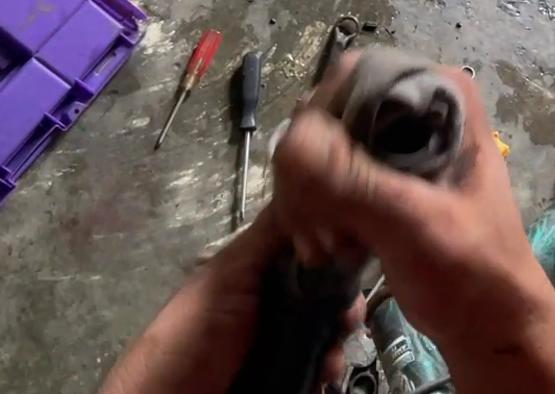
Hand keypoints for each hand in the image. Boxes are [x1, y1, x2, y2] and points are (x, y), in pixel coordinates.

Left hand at [97, 206, 359, 393]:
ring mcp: (281, 339)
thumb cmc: (195, 327)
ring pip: (327, 327)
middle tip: (350, 314)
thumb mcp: (232, 269)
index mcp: (263, 268)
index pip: (312, 248)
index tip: (359, 254)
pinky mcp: (285, 373)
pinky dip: (329, 364)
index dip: (338, 250)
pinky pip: (318, 363)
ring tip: (338, 347)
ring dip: (340, 333)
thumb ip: (271, 232)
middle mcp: (276, 299)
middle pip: (326, 290)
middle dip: (345, 299)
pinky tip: (328, 368)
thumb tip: (308, 182)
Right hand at [270, 56, 554, 393]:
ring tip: (330, 247)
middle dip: (311, 172)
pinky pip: (325, 173)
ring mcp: (397, 138)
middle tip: (322, 231)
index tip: (312, 182)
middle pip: (331, 110)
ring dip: (308, 198)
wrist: (490, 326)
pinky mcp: (380, 173)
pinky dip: (315, 209)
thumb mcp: (417, 224)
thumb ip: (356, 182)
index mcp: (441, 92)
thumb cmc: (473, 271)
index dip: (323, 122)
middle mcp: (417, 102)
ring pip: (321, 144)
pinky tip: (329, 249)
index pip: (354, 76)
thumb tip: (290, 139)